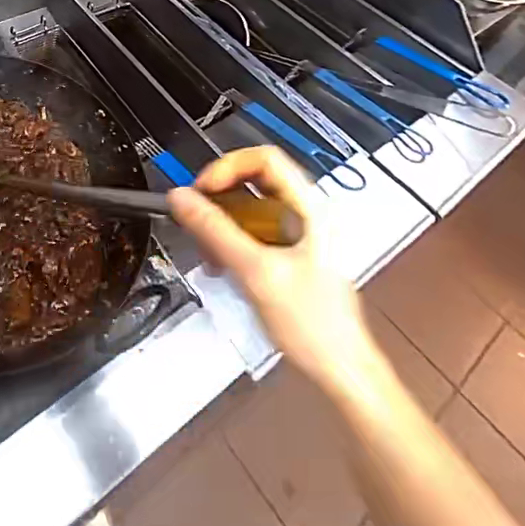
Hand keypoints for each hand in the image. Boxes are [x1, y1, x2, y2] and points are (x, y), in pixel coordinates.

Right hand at [168, 147, 384, 396]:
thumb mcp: (255, 272)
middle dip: (221, 198)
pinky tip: (222, 265)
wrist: (339, 367)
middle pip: (255, 181)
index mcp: (309, 207)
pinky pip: (254, 233)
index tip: (202, 189)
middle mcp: (307, 214)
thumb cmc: (317, 326)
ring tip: (209, 248)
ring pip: (251, 208)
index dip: (227, 167)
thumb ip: (215, 231)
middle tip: (198, 216)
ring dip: (224, 224)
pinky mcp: (290, 254)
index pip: (264, 158)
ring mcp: (299, 234)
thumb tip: (184, 200)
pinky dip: (233, 243)